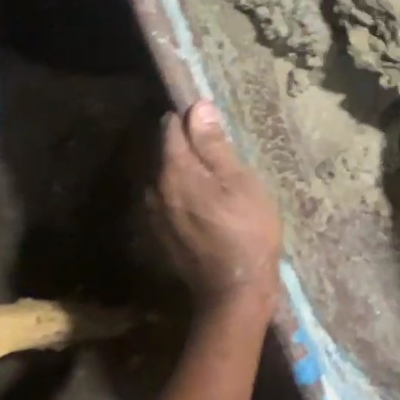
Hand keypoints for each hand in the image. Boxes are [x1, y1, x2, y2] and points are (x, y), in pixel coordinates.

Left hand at [153, 101, 282, 308]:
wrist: (234, 291)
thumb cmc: (246, 229)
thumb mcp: (240, 180)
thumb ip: (214, 144)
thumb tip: (198, 107)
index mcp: (173, 170)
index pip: (170, 127)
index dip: (190, 118)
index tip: (211, 119)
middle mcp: (153, 188)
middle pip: (162, 151)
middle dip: (183, 142)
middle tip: (215, 145)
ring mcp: (152, 215)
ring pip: (161, 176)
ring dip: (179, 169)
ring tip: (209, 173)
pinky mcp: (158, 235)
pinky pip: (164, 200)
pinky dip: (178, 193)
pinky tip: (200, 202)